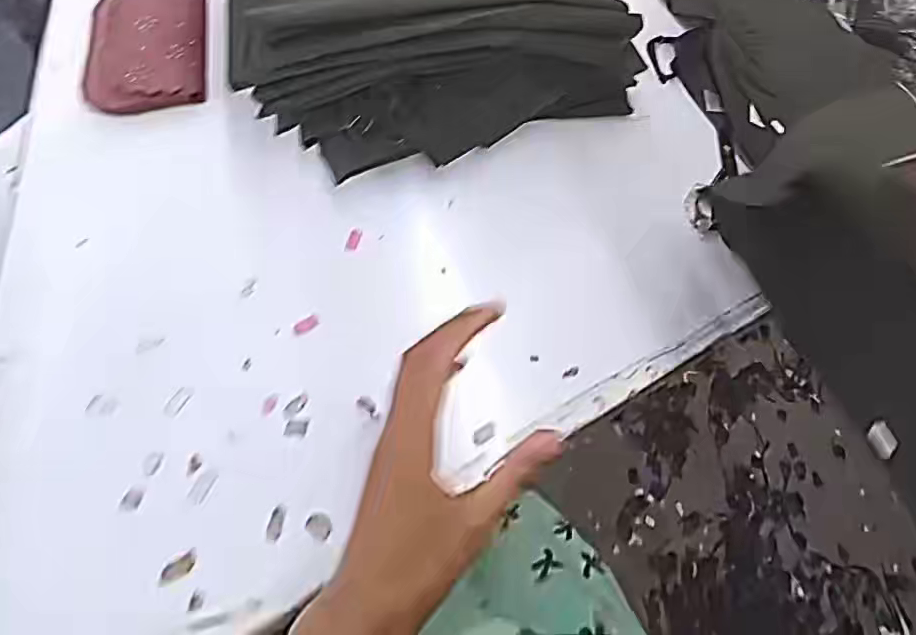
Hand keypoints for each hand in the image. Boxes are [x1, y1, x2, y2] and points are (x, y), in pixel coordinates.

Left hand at [295, 306, 563, 634]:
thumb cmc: (410, 566)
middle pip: (415, 357)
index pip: (432, 359)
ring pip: (407, 373)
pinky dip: (430, 370)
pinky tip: (448, 380)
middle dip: (451, 326)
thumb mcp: (476, 519)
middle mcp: (394, 430)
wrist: (364, 606)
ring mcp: (387, 441)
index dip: (461, 326)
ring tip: (469, 333)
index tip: (489, 310)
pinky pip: (406, 393)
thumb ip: (515, 473)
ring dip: (438, 345)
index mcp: (413, 435)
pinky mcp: (387, 455)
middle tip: (482, 312)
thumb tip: (551, 439)